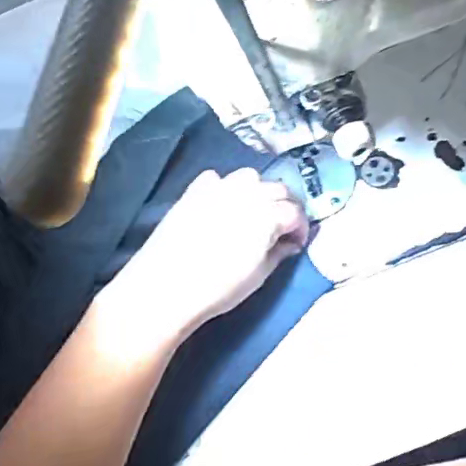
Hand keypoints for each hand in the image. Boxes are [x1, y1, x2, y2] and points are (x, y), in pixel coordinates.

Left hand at [98, 168, 307, 346]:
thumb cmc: (218, 287)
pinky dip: (224, 187)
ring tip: (252, 212)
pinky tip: (220, 204)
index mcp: (268, 214)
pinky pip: (216, 178)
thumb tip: (289, 243)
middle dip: (283, 206)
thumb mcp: (258, 276)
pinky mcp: (193, 191)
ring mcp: (218, 188)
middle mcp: (247, 193)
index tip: (296, 243)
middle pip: (276, 188)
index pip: (295, 212)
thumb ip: (278, 253)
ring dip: (257, 191)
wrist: (165, 285)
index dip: (300, 228)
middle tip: (279, 228)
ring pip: (248, 177)